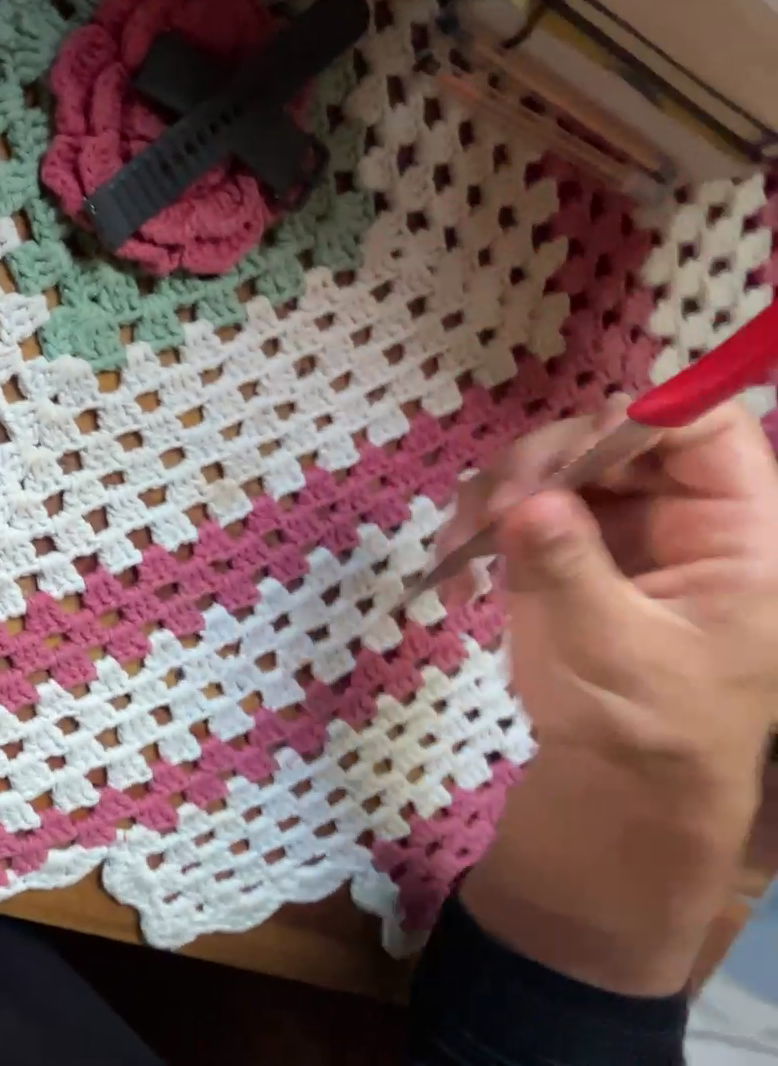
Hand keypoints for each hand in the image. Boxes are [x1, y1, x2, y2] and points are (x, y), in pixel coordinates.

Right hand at [439, 399, 777, 993]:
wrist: (618, 770)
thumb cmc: (645, 716)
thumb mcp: (610, 643)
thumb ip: (569, 566)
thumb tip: (520, 500)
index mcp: (734, 530)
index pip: (701, 432)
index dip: (631, 423)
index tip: (547, 467)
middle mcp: (674, 514)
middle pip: (603, 440)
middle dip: (533, 468)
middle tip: (484, 518)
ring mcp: (612, 529)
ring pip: (544, 469)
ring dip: (488, 501)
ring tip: (460, 556)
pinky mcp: (560, 548)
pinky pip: (509, 509)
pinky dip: (471, 533)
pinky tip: (459, 579)